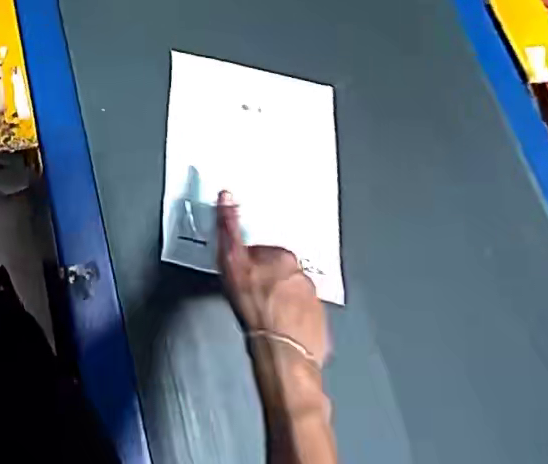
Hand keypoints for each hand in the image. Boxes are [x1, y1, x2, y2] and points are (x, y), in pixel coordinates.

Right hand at [217, 190, 329, 367]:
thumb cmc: (255, 305)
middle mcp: (304, 277)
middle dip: (268, 281)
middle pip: (280, 274)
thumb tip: (226, 195)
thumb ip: (228, 226)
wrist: (281, 352)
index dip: (250, 264)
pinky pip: (304, 320)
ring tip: (265, 316)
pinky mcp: (320, 329)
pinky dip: (293, 323)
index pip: (264, 252)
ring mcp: (315, 304)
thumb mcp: (232, 260)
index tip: (243, 275)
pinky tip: (279, 331)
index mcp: (284, 257)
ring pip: (293, 297)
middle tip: (252, 296)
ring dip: (281, 302)